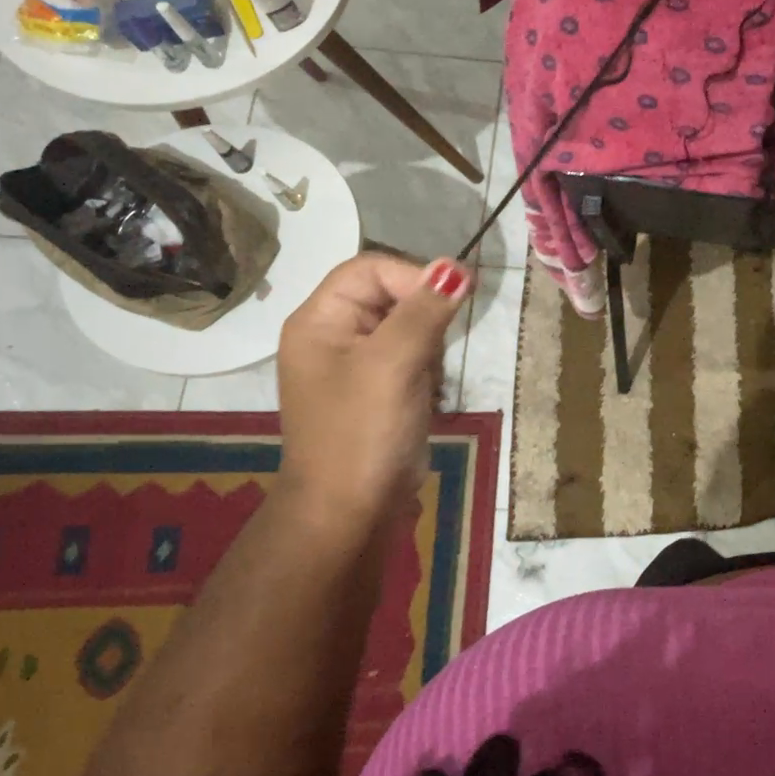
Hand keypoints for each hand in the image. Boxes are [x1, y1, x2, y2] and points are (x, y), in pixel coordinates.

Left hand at [274, 255, 473, 526]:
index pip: (370, 269)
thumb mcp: (394, 364)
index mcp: (318, 321)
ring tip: (426, 383)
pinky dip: (428, 372)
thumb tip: (456, 266)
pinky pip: (411, 360)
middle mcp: (332, 336)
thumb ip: (424, 311)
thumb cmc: (363, 432)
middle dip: (424, 320)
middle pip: (390, 296)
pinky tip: (427, 398)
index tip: (454, 303)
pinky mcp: (378, 391)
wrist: (351, 509)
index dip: (414, 278)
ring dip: (429, 349)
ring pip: (408, 328)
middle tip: (431, 356)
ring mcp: (355, 366)